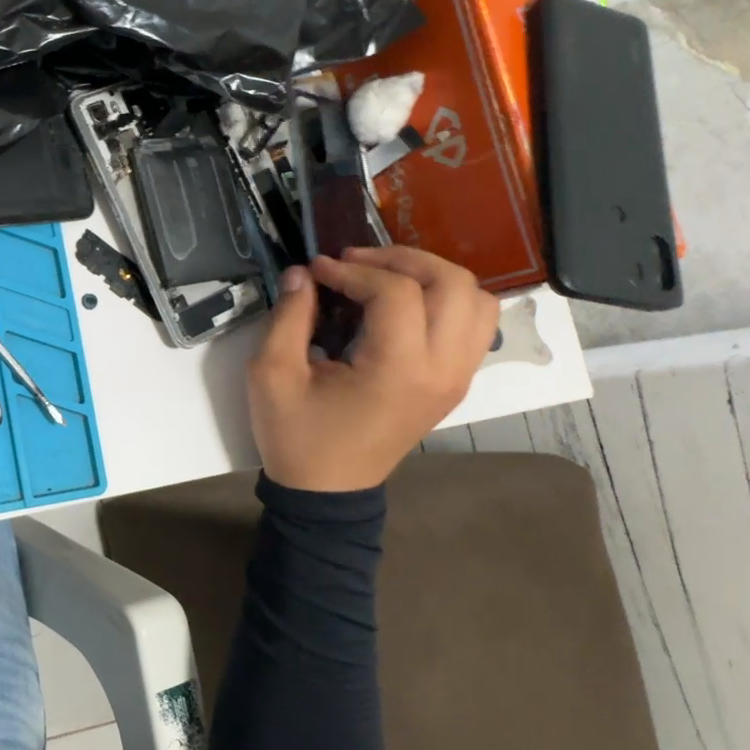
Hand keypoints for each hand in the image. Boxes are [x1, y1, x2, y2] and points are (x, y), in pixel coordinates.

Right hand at [247, 246, 499, 492]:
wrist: (326, 489)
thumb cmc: (296, 435)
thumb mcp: (272, 376)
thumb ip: (287, 318)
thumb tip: (302, 275)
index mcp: (397, 369)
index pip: (395, 292)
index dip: (353, 270)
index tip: (316, 269)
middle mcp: (442, 368)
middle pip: (453, 284)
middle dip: (402, 260)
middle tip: (356, 261)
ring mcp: (457, 376)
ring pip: (477, 300)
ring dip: (433, 277)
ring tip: (386, 277)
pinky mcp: (455, 381)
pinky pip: (474, 325)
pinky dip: (446, 301)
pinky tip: (404, 305)